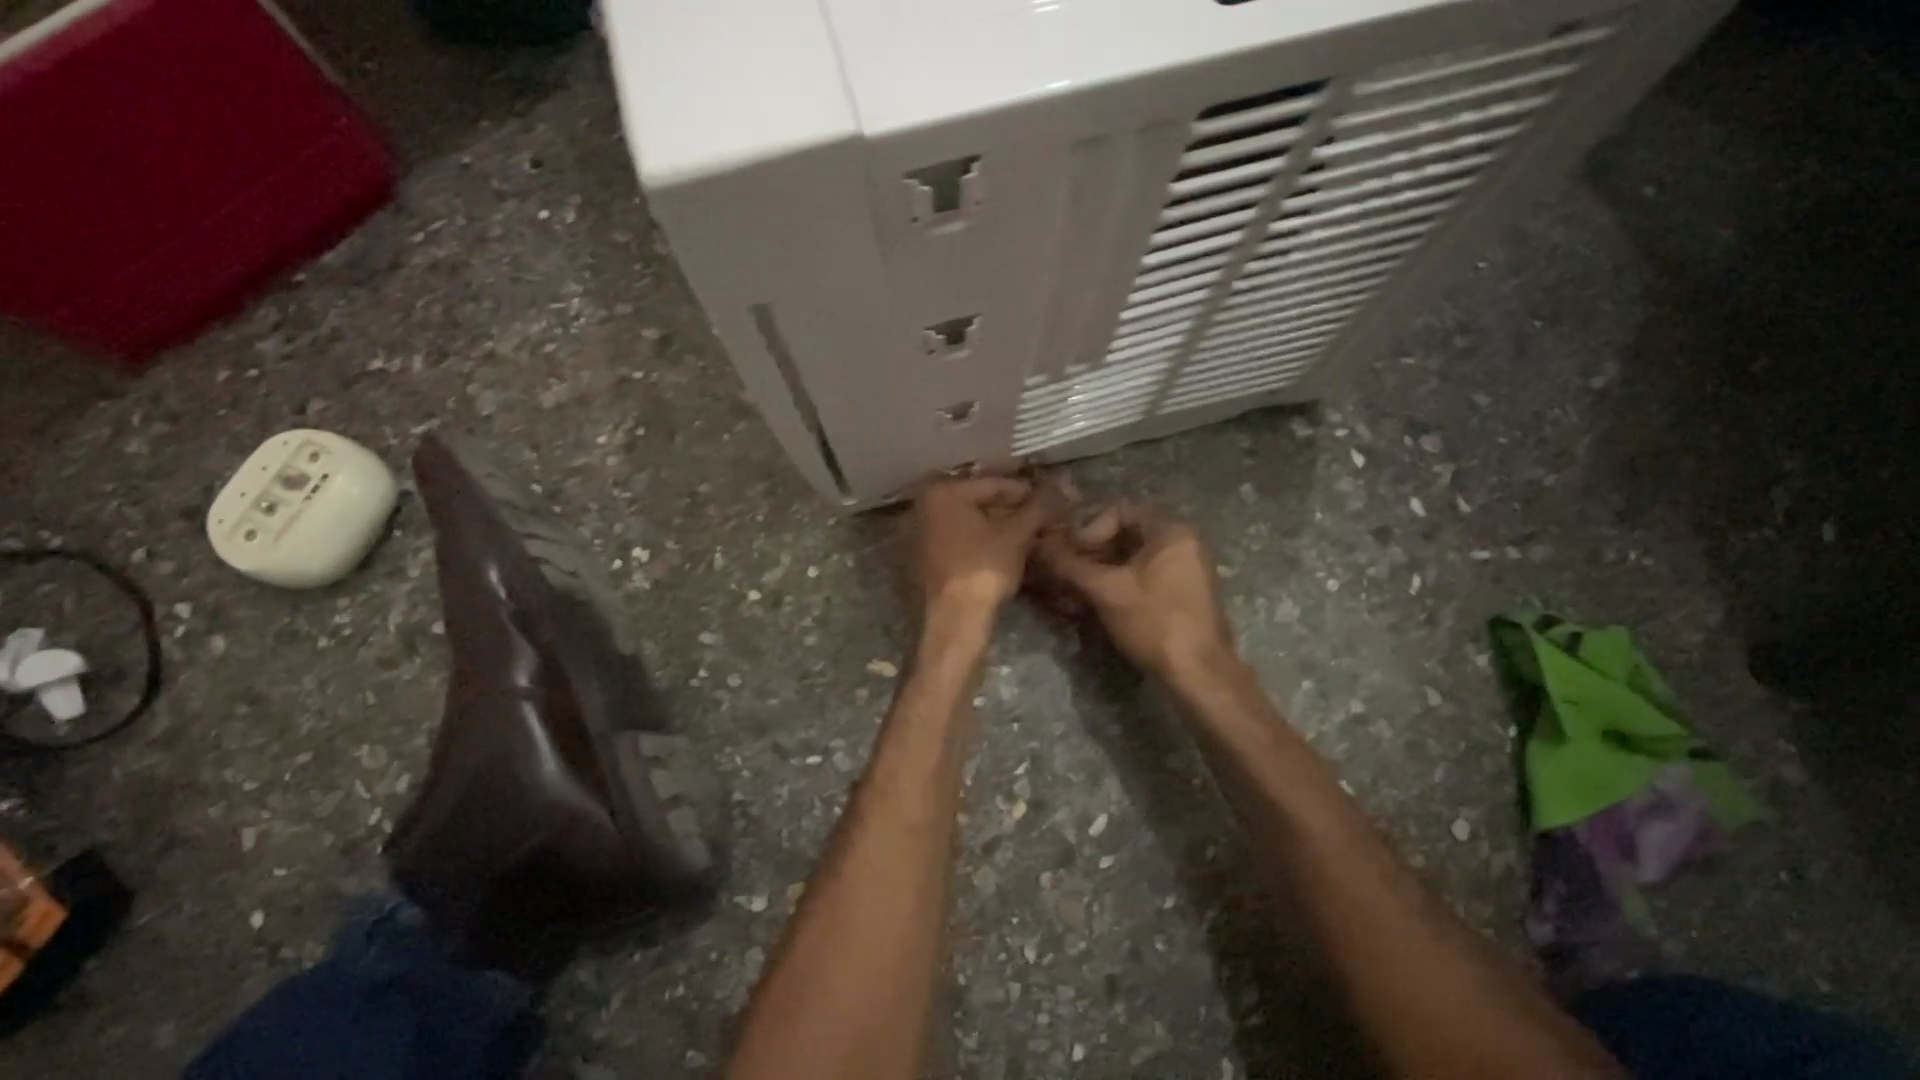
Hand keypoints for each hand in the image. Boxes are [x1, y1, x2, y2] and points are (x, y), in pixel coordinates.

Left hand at [911, 477, 1058, 619]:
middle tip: (1047, 522)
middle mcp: (926, 507)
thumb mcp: (1017, 534)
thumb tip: (1061, 488)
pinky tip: (1013, 553)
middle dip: (1017, 513)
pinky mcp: (928, 559)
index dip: (1030, 494)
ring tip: (1036, 538)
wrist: (956, 619)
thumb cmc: (984, 568)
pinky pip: (965, 542)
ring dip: (1005, 529)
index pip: (996, 485)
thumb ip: (1038, 507)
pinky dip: (988, 544)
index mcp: (943, 492)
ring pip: (975, 524)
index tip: (1056, 503)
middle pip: (983, 503)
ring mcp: (924, 534)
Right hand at [1036, 502, 1235, 677]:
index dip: (1089, 529)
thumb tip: (1039, 547)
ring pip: (1130, 562)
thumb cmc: (1154, 622)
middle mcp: (1182, 545)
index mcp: (1171, 532)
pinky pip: (1142, 580)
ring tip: (1072, 595)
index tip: (1070, 554)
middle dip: (1089, 555)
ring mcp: (1183, 572)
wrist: (1198, 673)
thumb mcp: (1106, 591)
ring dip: (1098, 574)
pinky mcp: (1180, 597)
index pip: (1120, 511)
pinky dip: (1116, 588)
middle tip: (1063, 575)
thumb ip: (1070, 566)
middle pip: (1124, 537)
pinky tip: (1091, 607)